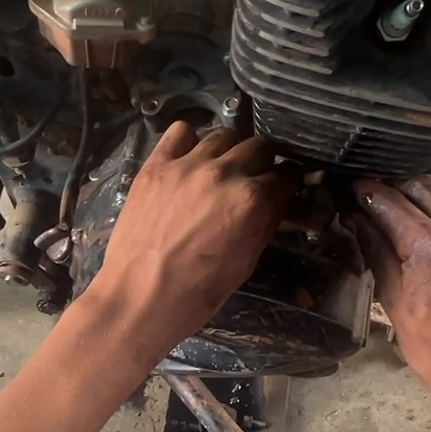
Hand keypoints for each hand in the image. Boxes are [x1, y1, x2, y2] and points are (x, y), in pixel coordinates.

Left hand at [83, 121, 293, 360]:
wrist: (139, 299)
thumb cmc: (196, 294)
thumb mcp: (244, 265)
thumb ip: (264, 225)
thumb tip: (278, 204)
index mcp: (251, 201)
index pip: (287, 176)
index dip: (291, 183)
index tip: (287, 188)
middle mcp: (223, 173)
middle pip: (259, 147)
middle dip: (265, 162)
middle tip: (257, 178)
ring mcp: (187, 165)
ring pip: (223, 135)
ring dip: (231, 149)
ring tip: (224, 167)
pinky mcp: (156, 165)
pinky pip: (180, 132)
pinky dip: (190, 141)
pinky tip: (190, 159)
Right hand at [351, 176, 430, 411]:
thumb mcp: (395, 304)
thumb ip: (378, 255)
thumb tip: (357, 222)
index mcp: (428, 247)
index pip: (389, 204)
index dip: (366, 194)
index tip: (352, 191)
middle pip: (423, 187)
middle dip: (396, 189)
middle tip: (378, 203)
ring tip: (414, 205)